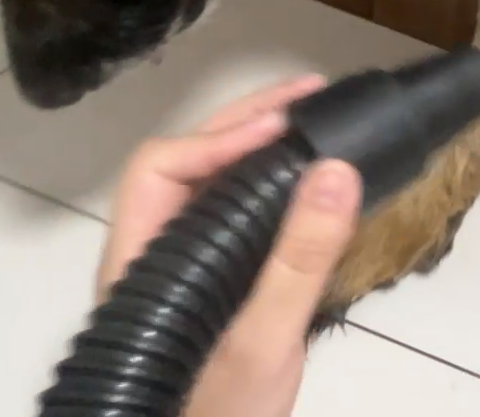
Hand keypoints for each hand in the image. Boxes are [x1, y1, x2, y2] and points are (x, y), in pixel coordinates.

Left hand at [98, 76, 364, 416]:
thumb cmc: (219, 416)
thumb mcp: (264, 344)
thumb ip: (299, 260)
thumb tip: (336, 169)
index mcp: (143, 265)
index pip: (160, 170)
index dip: (220, 139)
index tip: (285, 128)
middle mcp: (158, 254)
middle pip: (187, 162)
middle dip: (248, 120)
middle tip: (313, 95)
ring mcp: (190, 266)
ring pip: (214, 182)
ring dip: (263, 141)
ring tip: (318, 116)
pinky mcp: (224, 278)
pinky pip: (242, 207)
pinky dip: (278, 174)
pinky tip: (315, 172)